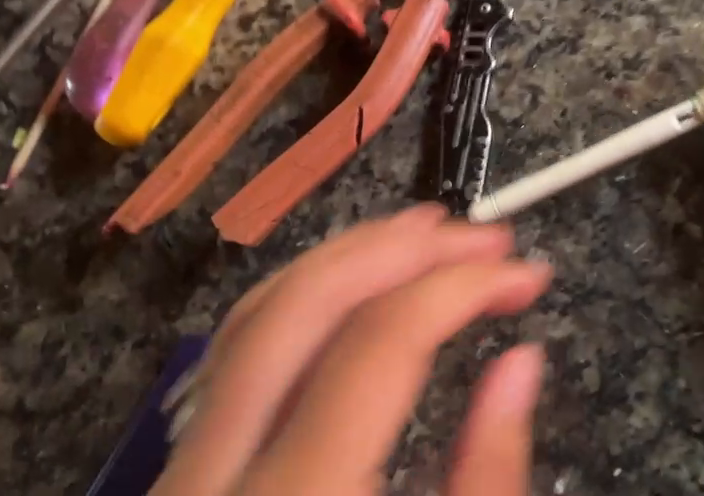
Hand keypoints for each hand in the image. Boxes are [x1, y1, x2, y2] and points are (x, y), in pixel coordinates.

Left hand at [154, 204, 551, 495]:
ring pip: (252, 320)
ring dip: (347, 258)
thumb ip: (487, 478)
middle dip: (400, 250)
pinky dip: (304, 300)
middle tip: (482, 234)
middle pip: (300, 309)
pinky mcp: (174, 490)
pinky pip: (235, 360)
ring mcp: (175, 485)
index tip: (529, 274)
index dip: (461, 288)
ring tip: (426, 233)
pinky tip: (353, 289)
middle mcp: (213, 483)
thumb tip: (523, 361)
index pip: (377, 347)